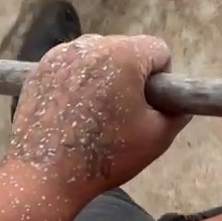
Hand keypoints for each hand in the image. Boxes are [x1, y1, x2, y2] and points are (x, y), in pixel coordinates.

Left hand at [6, 34, 188, 203]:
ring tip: (94, 112)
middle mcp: (94, 44)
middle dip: (130, 74)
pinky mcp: (41, 67)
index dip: (160, 79)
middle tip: (121, 111)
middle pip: (127, 49)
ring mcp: (63, 53)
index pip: (158, 50)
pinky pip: (72, 64)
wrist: (44, 177)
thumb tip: (180, 104)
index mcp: (125, 54)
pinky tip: (72, 109)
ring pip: (99, 55)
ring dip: (103, 74)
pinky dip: (77, 79)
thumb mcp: (157, 137)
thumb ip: (177, 113)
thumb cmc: (105, 156)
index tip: (147, 104)